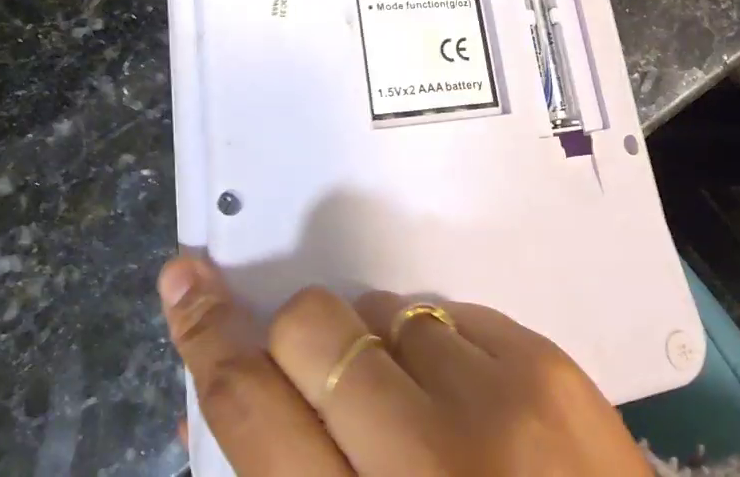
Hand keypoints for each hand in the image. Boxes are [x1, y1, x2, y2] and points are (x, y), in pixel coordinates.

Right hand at [158, 254, 651, 476]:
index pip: (252, 411)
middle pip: (313, 330)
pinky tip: (475, 406)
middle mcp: (423, 460)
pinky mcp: (552, 367)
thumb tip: (253, 387)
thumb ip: (298, 471)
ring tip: (425, 416)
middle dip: (304, 341)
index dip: (207, 338)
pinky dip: (444, 349)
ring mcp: (497, 404)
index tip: (187, 282)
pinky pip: (453, 310)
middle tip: (336, 392)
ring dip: (383, 351)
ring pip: (386, 310)